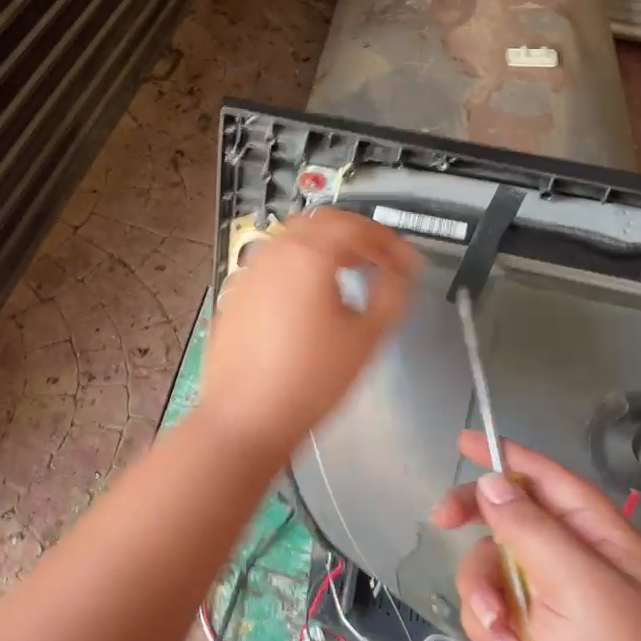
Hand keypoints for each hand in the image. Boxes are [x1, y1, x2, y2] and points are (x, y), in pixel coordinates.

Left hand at [192, 209, 419, 458]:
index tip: (406, 262)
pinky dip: (296, 267)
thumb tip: (399, 274)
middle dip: (355, 236)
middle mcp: (274, 254)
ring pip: (291, 240)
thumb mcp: (366, 338)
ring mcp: (249, 273)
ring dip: (324, 248)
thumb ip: (391, 294)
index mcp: (309, 256)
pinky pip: (271, 265)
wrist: (245, 417)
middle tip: (378, 260)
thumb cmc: (307, 382)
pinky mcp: (234, 295)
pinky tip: (310, 298)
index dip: (388, 241)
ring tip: (348, 275)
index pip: (356, 227)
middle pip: (321, 223)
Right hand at [431, 434, 640, 640]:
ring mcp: (554, 604)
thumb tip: (494, 481)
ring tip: (497, 627)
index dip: (512, 459)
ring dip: (483, 591)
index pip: (555, 484)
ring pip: (492, 565)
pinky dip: (486, 622)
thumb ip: (532, 530)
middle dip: (480, 521)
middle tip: (442, 518)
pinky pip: (489, 605)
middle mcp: (581, 568)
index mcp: (609, 546)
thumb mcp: (579, 589)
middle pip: (515, 519)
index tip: (466, 443)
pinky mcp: (529, 636)